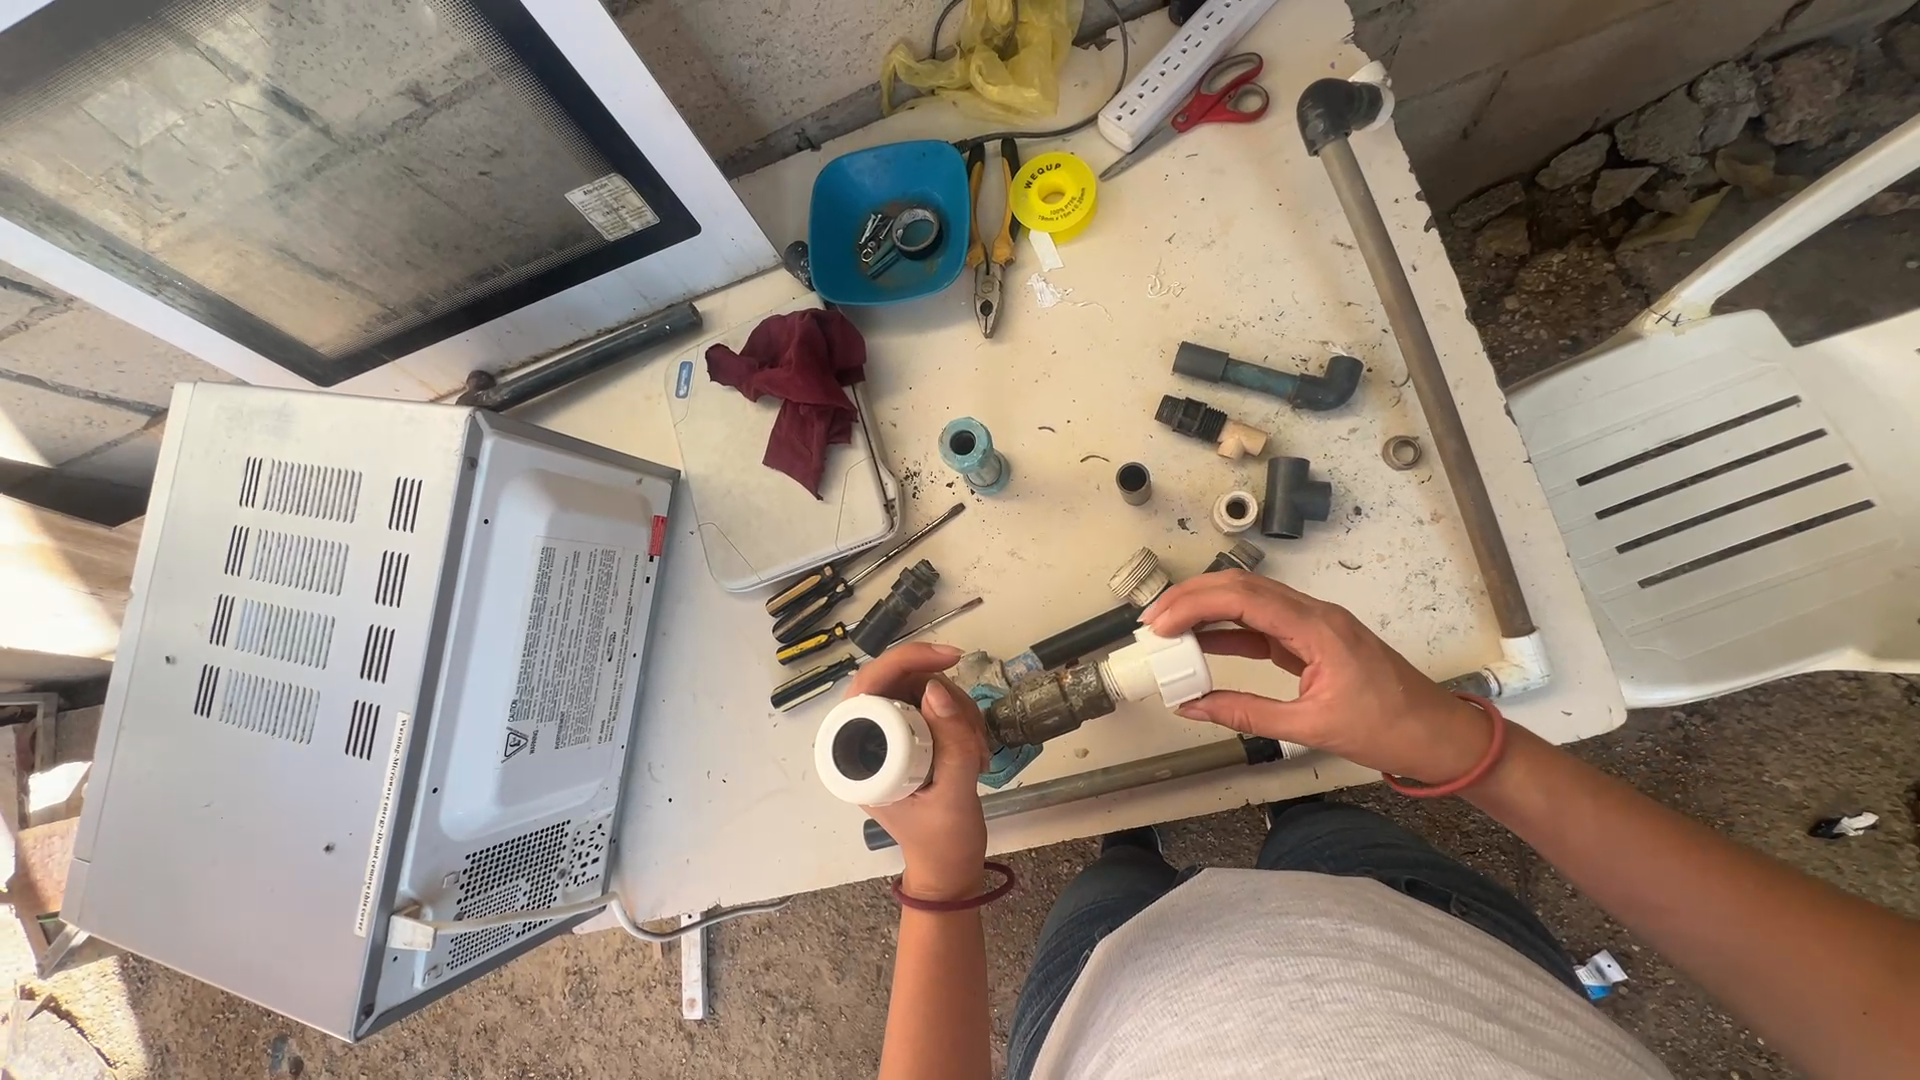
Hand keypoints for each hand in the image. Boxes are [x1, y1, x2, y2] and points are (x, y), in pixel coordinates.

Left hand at [847, 643, 989, 901]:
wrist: (950, 869)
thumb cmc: (943, 841)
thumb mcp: (953, 795)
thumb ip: (951, 743)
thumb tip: (936, 688)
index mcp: (856, 753)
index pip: (869, 685)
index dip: (906, 662)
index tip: (951, 660)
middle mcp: (867, 737)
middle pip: (901, 680)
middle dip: (945, 695)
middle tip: (974, 731)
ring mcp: (891, 735)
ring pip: (924, 688)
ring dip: (960, 711)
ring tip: (978, 753)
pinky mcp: (913, 736)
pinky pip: (938, 704)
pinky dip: (963, 718)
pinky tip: (977, 751)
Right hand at [1142, 571, 1493, 783]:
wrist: (1438, 734)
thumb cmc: (1388, 729)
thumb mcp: (1310, 727)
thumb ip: (1245, 713)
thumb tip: (1191, 706)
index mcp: (1317, 628)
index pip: (1243, 599)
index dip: (1194, 606)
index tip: (1161, 625)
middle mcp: (1313, 614)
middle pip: (1240, 587)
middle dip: (1190, 598)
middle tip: (1153, 621)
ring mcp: (1312, 623)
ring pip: (1248, 599)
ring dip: (1205, 609)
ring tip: (1168, 629)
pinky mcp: (1311, 638)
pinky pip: (1260, 622)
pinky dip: (1227, 629)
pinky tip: (1202, 643)